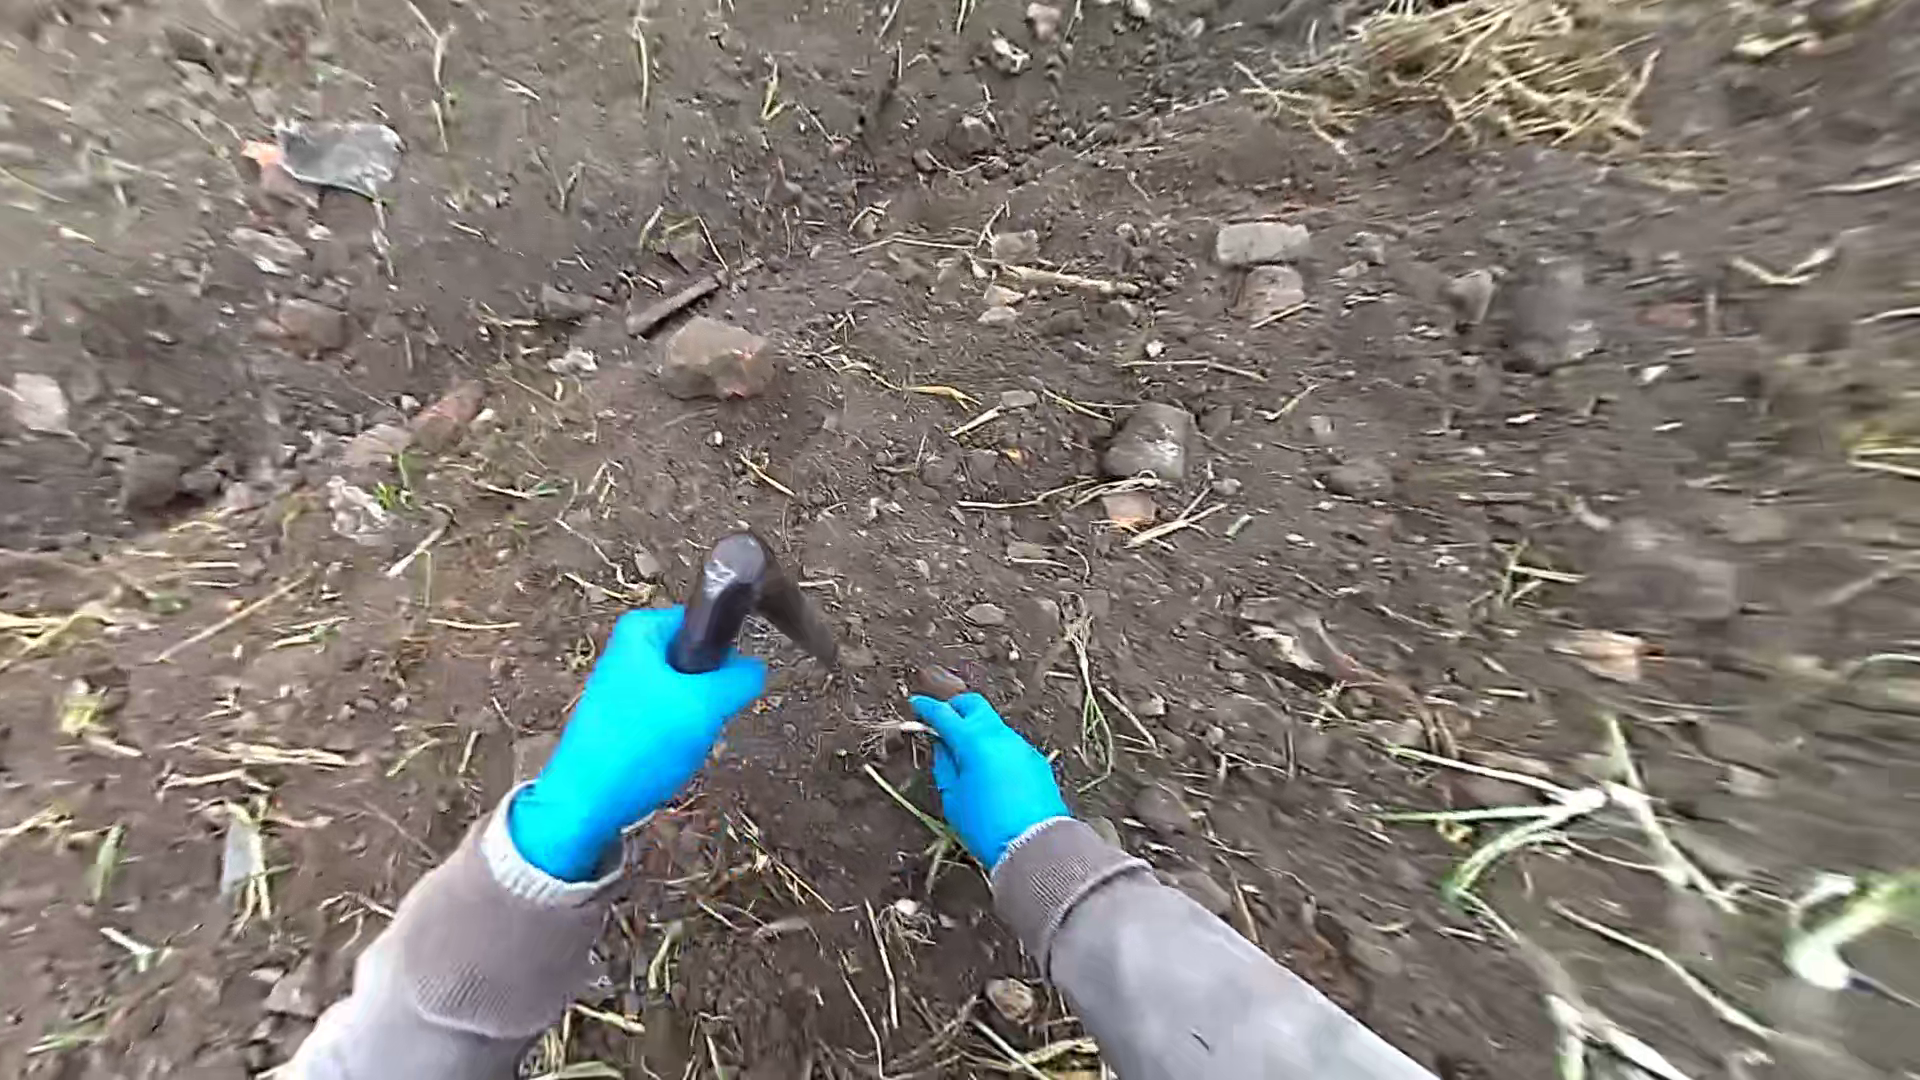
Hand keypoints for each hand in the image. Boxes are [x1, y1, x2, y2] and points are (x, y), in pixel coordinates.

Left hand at [509, 607, 766, 880]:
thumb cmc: (643, 744)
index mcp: (643, 629)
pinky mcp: (624, 714)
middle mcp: (630, 648)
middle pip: (701, 658)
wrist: (586, 806)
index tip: (722, 686)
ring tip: (686, 739)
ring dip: (699, 714)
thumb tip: (753, 671)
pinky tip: (673, 753)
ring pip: (691, 688)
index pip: (708, 623)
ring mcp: (626, 682)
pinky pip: (672, 711)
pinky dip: (681, 731)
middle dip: (711, 690)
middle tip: (704, 717)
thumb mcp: (708, 704)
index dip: (724, 655)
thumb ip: (741, 678)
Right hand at [909, 692, 1069, 867]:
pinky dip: (994, 747)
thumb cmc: (986, 827)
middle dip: (955, 708)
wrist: (1035, 846)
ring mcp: (1020, 744)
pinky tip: (990, 770)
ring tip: (966, 754)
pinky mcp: (1035, 758)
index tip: (917, 704)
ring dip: (976, 729)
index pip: (944, 714)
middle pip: (974, 705)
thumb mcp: (953, 798)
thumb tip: (941, 744)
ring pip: (993, 723)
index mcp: (974, 742)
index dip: (927, 708)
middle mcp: (999, 735)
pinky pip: (1009, 743)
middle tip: (942, 723)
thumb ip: (944, 764)